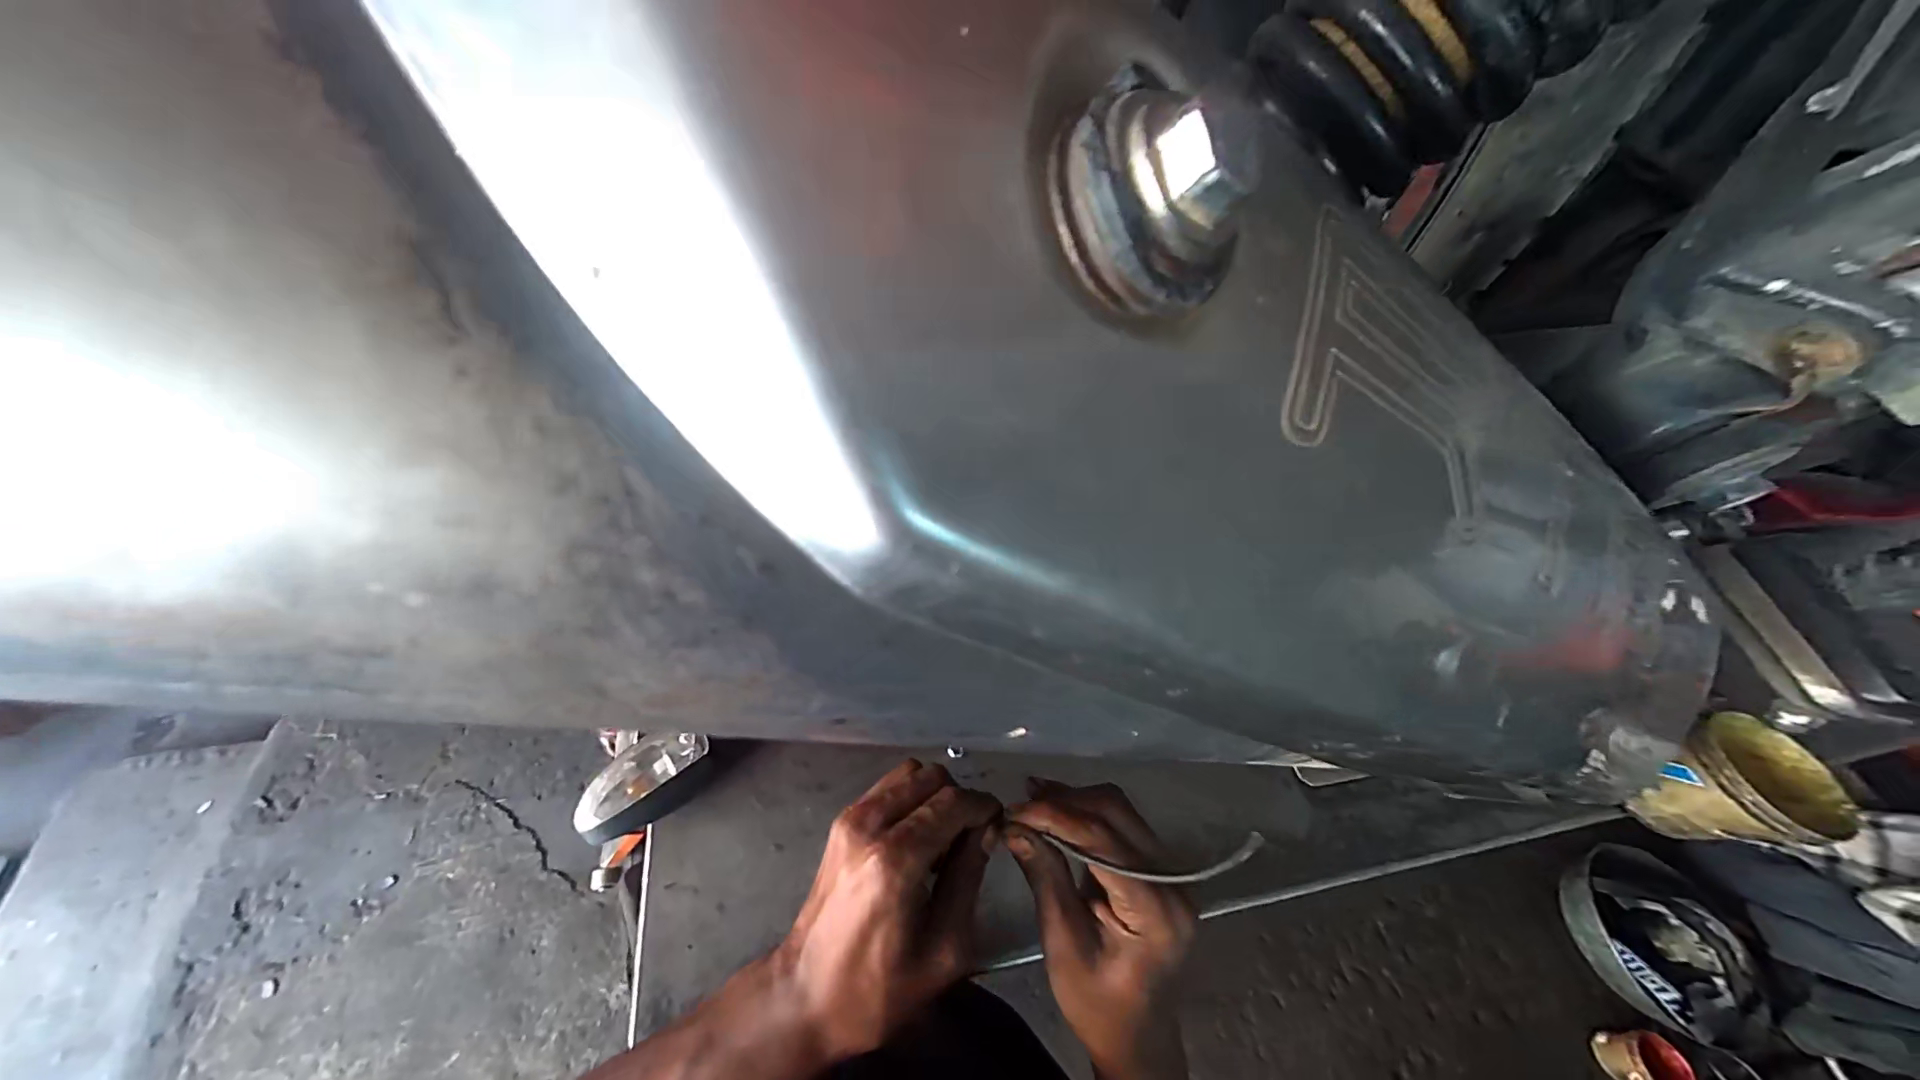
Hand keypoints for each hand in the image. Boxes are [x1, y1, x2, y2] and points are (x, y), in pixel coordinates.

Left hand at [771, 759, 1000, 1062]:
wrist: (805, 997)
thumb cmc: (878, 990)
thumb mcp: (944, 950)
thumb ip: (969, 878)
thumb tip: (987, 830)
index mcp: (896, 860)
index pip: (954, 802)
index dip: (984, 807)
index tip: (997, 826)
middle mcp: (869, 826)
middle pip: (932, 777)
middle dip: (960, 800)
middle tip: (970, 838)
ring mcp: (850, 819)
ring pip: (909, 773)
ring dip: (934, 796)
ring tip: (941, 840)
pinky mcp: (840, 823)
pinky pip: (888, 787)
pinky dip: (911, 799)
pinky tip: (916, 839)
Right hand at [1006, 779, 1195, 1079]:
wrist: (1136, 1034)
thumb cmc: (1096, 1003)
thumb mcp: (1063, 944)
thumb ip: (1045, 877)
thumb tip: (1014, 825)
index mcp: (1156, 910)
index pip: (1104, 841)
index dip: (1057, 816)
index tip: (1015, 809)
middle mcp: (1173, 881)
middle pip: (1116, 813)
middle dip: (1065, 801)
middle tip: (1020, 803)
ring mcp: (1172, 872)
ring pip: (1120, 811)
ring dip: (1075, 801)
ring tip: (1032, 800)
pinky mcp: (1160, 868)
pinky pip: (1122, 824)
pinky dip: (1086, 814)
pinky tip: (1056, 812)